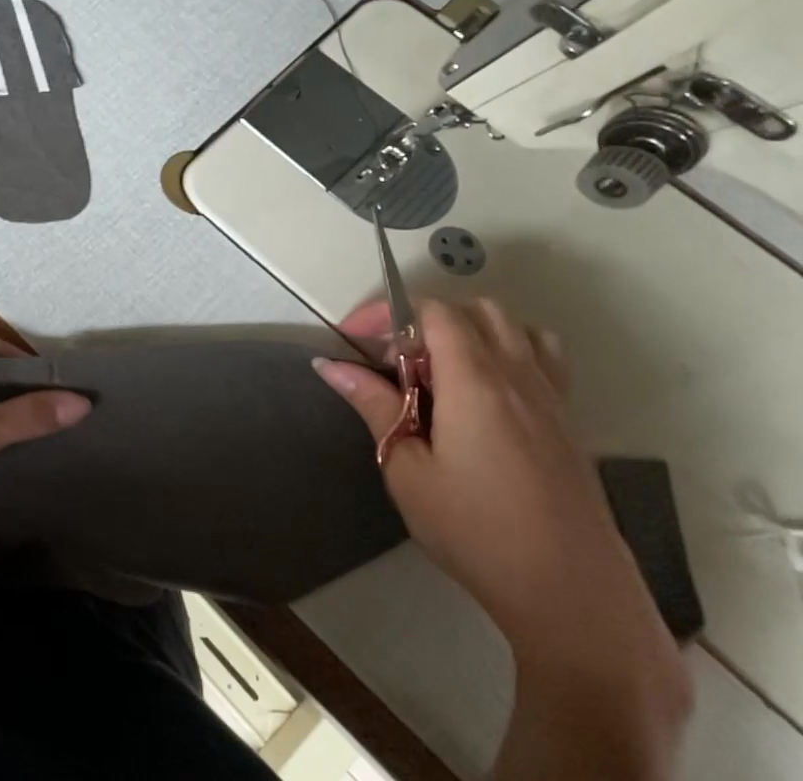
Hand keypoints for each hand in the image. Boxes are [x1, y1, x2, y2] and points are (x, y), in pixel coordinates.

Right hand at [312, 299, 660, 659]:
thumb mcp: (406, 469)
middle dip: (427, 320)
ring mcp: (552, 400)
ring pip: (516, 331)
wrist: (569, 589)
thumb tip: (332, 365)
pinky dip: (504, 356)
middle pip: (478, 312)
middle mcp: (520, 379)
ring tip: (437, 376)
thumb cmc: (473, 528)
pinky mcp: (567, 424)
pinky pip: (541, 361)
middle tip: (393, 362)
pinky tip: (478, 400)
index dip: (388, 312)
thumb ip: (374, 406)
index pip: (435, 314)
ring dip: (471, 334)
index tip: (353, 338)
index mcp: (476, 384)